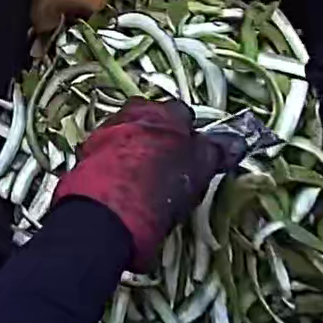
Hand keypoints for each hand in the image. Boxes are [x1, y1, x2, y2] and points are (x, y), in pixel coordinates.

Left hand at [53, 100, 219, 270]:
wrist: (107, 210)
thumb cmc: (161, 186)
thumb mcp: (199, 170)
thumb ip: (215, 153)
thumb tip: (236, 143)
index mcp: (166, 113)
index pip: (183, 114)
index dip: (189, 134)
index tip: (192, 153)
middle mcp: (133, 112)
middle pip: (150, 119)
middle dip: (157, 136)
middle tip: (165, 163)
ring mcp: (106, 130)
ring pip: (125, 133)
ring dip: (133, 147)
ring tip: (143, 178)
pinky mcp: (86, 151)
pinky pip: (105, 152)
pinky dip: (113, 163)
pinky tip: (121, 185)